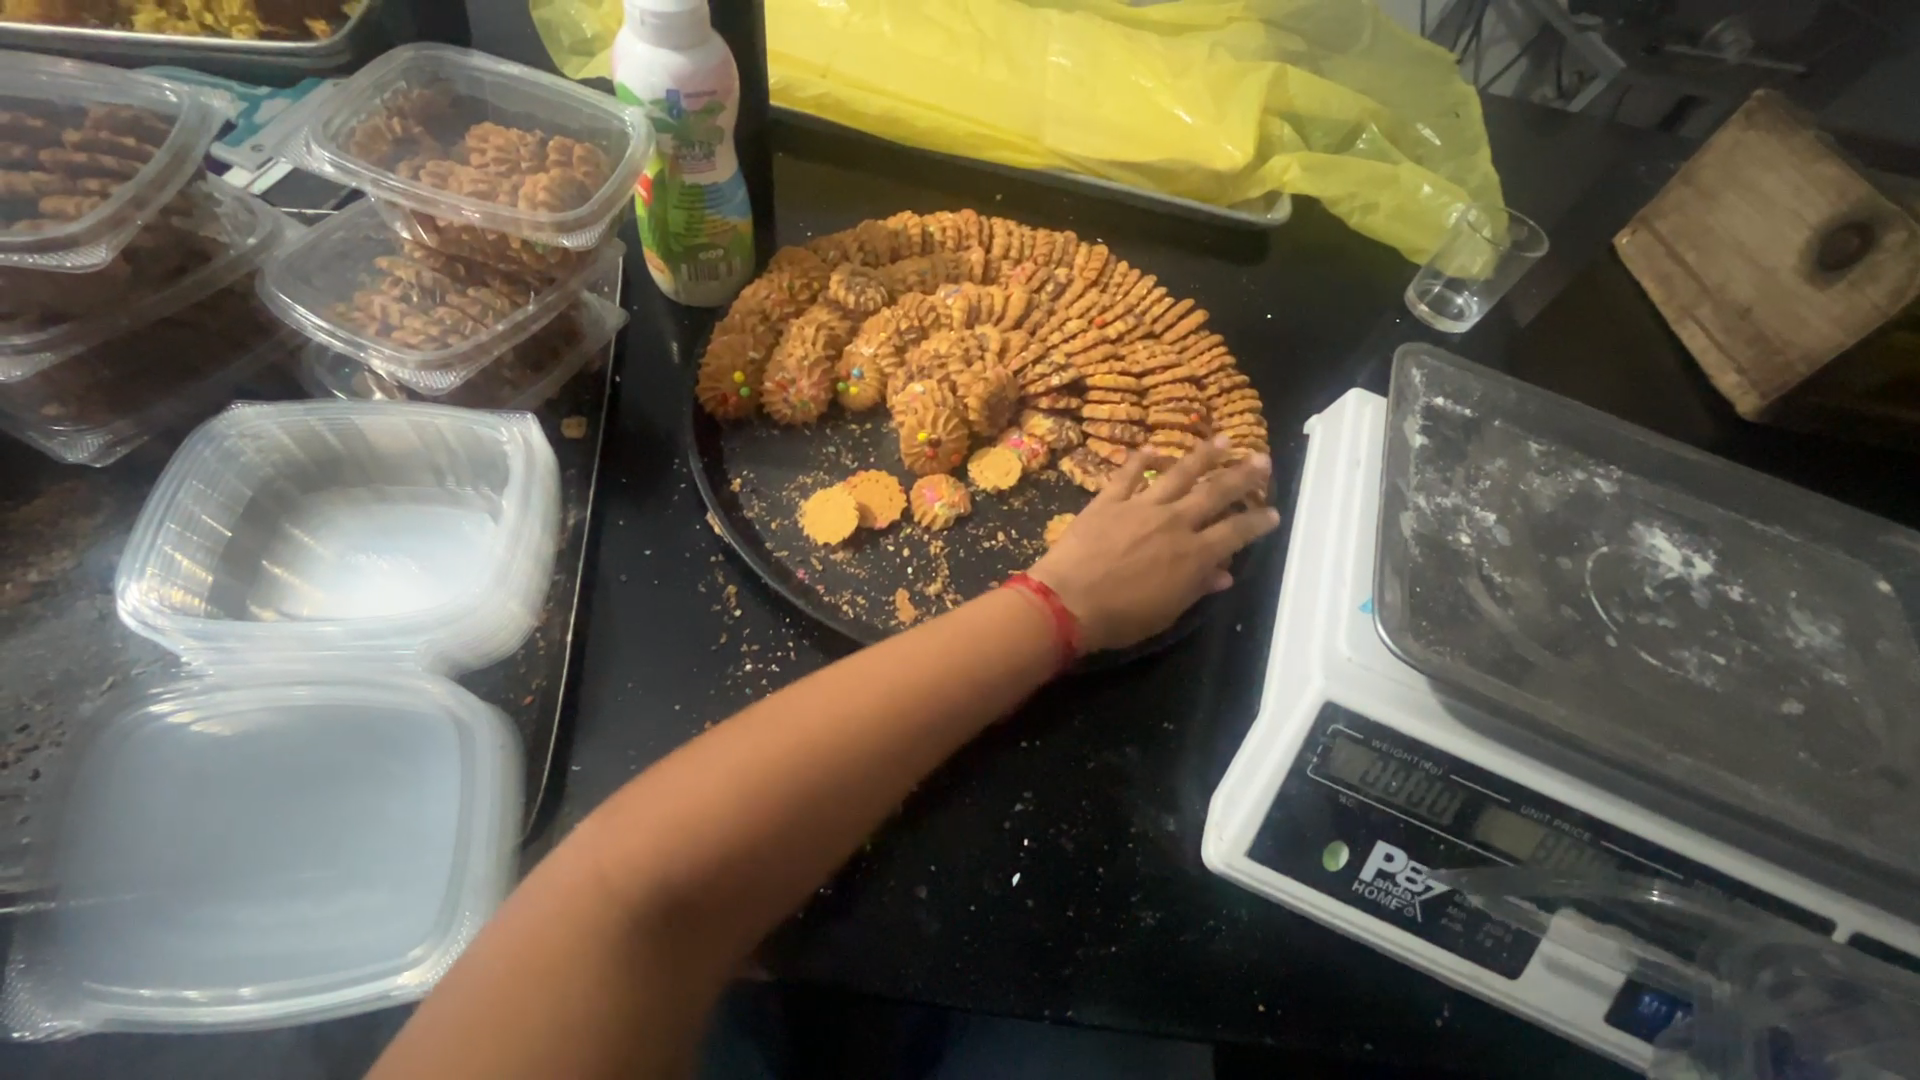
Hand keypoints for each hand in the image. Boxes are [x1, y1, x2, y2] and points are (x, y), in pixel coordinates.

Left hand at [1027, 437, 1280, 652]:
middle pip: (1215, 493)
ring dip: (1204, 455)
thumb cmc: (1120, 619)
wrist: (1067, 602)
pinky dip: (1142, 460)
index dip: (1257, 522)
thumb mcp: (1166, 612)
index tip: (1273, 512)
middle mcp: (1174, 523)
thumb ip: (1196, 588)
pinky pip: (1129, 474)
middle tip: (1262, 460)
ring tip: (1224, 440)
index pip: (1236, 532)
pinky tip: (1153, 448)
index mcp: (1193, 555)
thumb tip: (1223, 574)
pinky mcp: (1108, 500)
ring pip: (1179, 473)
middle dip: (1243, 476)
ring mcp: (1140, 507)